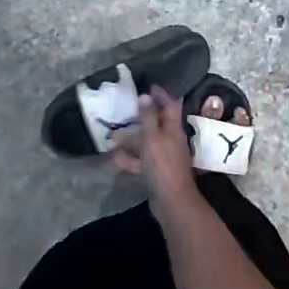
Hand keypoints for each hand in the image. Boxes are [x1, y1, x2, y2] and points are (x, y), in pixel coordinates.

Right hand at [112, 89, 197, 204]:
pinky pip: (143, 160)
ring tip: (115, 137)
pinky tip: (117, 159)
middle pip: (158, 123)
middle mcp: (172, 140)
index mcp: (174, 129)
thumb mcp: (152, 137)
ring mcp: (166, 157)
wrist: (172, 202)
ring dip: (133, 139)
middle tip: (127, 110)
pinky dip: (131, 159)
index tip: (149, 86)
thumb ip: (148, 117)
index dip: (161, 94)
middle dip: (143, 117)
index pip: (171, 104)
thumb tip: (146, 95)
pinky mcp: (159, 172)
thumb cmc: (162, 165)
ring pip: (148, 142)